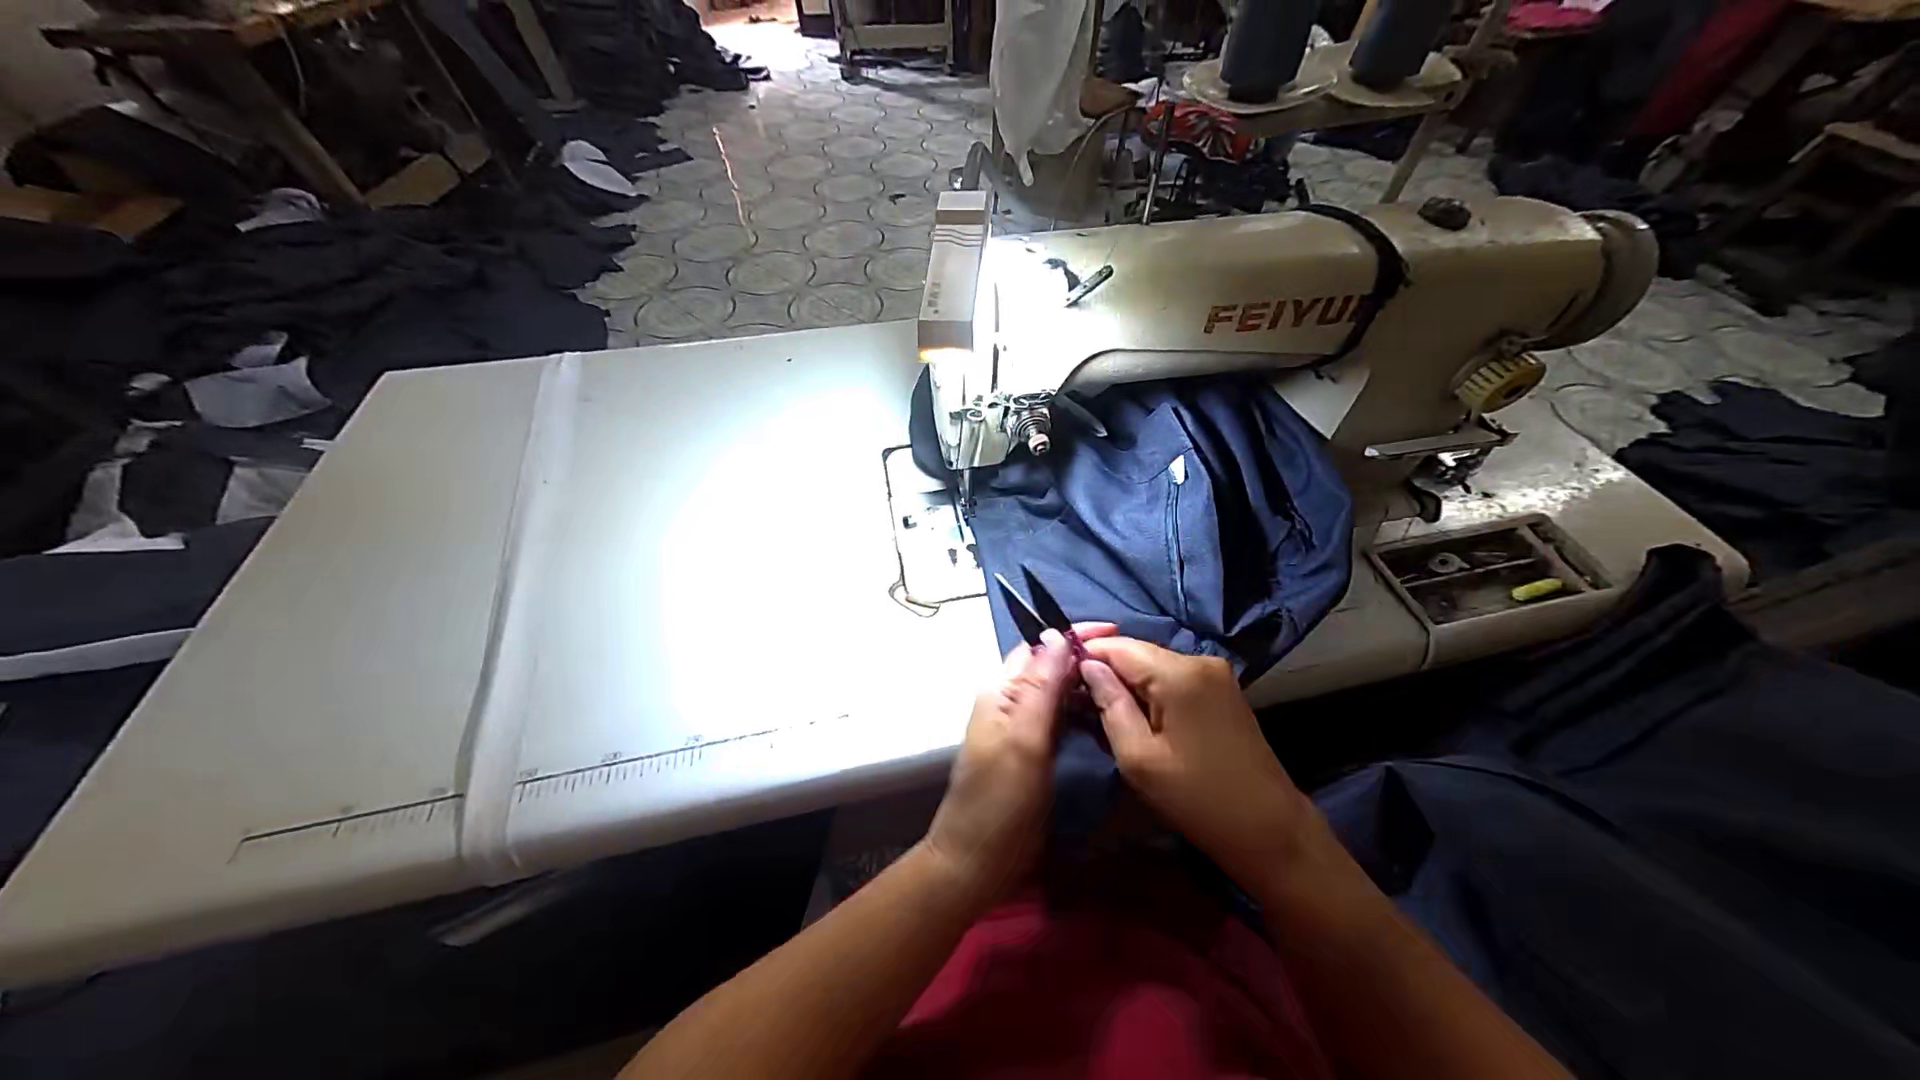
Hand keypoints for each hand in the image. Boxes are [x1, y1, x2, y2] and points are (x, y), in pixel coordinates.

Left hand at [921, 623, 1116, 910]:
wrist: (978, 860)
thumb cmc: (998, 801)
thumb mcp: (1022, 740)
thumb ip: (1040, 688)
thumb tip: (1058, 635)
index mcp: (1001, 691)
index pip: (1040, 646)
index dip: (1075, 636)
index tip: (1118, 634)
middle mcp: (1011, 702)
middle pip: (1051, 666)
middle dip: (1087, 658)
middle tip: (1133, 664)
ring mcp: (1024, 728)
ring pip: (1059, 692)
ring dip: (1088, 684)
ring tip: (1129, 685)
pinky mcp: (1037, 751)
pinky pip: (1063, 718)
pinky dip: (1085, 711)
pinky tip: (1109, 715)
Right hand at [1079, 638, 1315, 887]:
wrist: (1270, 831)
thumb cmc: (1197, 799)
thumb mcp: (1139, 757)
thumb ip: (1109, 704)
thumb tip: (1086, 666)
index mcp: (1178, 673)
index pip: (1117, 645)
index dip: (1084, 656)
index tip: (1059, 680)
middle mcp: (1199, 661)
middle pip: (1136, 654)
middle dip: (1105, 673)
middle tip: (1077, 705)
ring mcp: (1216, 675)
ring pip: (1153, 667)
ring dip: (1127, 686)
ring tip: (1103, 716)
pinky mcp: (1222, 692)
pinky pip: (1174, 680)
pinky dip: (1151, 694)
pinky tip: (1137, 720)